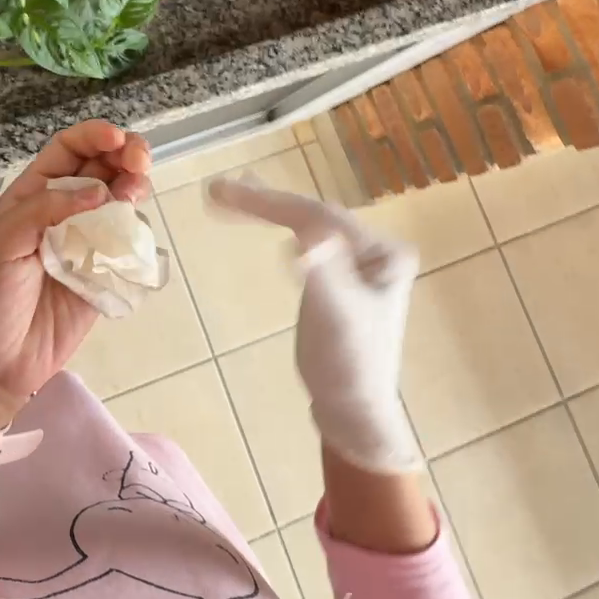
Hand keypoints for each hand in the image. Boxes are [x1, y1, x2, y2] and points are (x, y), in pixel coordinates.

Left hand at [0, 120, 153, 428]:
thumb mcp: (1, 245)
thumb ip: (45, 210)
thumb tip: (98, 191)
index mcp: (31, 196)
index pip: (67, 151)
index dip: (93, 137)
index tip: (116, 139)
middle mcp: (62, 212)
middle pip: (101, 168)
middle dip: (124, 155)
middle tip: (140, 161)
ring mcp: (86, 241)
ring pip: (119, 199)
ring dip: (134, 186)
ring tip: (137, 190)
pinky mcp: (104, 272)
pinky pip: (127, 241)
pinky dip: (137, 226)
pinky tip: (136, 224)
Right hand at [208, 176, 423, 473]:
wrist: (353, 409)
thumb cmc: (349, 366)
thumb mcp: (337, 319)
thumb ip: (324, 274)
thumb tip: (305, 237)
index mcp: (382, 252)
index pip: (316, 216)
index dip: (268, 202)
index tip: (223, 192)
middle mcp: (372, 249)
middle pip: (310, 213)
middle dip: (262, 199)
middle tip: (215, 188)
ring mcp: (354, 261)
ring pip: (304, 221)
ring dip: (265, 206)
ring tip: (228, 190)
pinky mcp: (335, 275)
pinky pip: (302, 237)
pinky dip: (274, 222)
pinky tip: (258, 213)